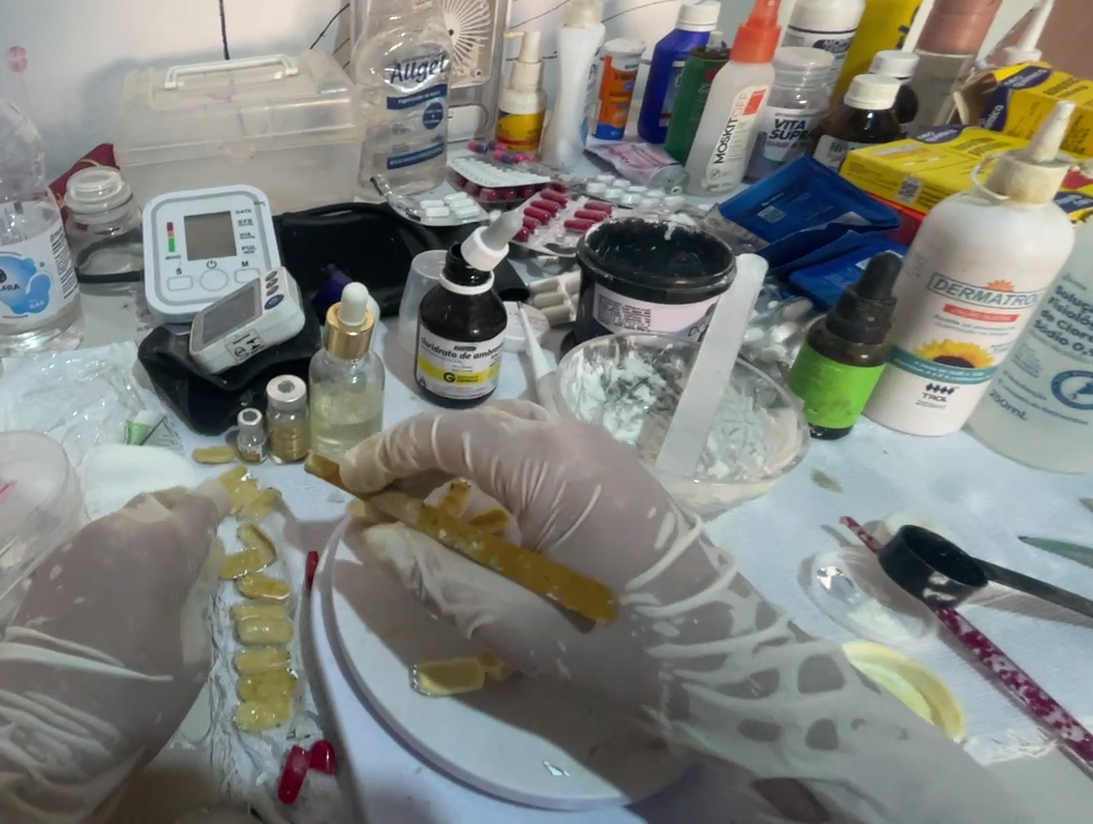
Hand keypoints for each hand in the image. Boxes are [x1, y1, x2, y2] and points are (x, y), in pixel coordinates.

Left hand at [0, 476, 229, 823]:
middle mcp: (119, 531)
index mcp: (163, 548)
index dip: (216, 502)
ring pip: (121, 521)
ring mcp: (78, 544)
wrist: (42, 734)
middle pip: (157, 504)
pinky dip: (110, 554)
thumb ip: (196, 601)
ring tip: (148, 568)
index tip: (223, 503)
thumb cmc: (133, 699)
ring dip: (140, 535)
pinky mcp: (48, 565)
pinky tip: (111, 587)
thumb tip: (193, 575)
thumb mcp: (191, 657)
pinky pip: (91, 543)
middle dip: (177, 516)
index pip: (199, 504)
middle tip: (187, 542)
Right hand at [341, 399, 1029, 823]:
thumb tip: (369, 536)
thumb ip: (430, 574)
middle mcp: (572, 435)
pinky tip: (488, 507)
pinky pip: (537, 439)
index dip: (383, 453)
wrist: (746, 672)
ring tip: (426, 500)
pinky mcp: (616, 462)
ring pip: (503, 423)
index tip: (347, 483)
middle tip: (381, 499)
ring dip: (455, 453)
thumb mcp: (514, 626)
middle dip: (416, 453)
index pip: (441, 433)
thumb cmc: (625, 652)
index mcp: (546, 466)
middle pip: (470, 421)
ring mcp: (601, 444)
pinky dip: (494, 459)